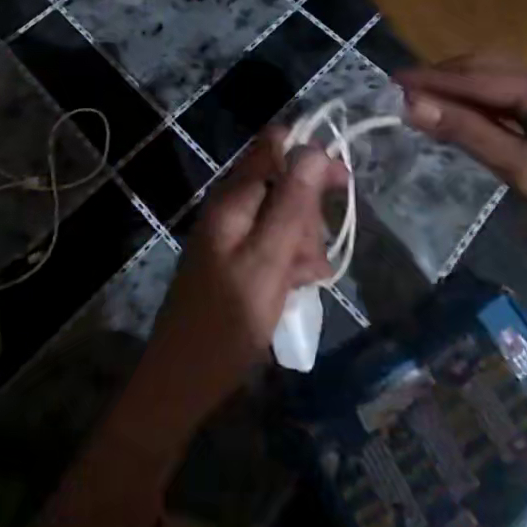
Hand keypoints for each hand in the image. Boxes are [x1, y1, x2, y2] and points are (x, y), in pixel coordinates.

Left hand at [135, 132, 346, 425]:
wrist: (184, 378)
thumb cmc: (228, 319)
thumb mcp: (268, 259)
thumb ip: (291, 203)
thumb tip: (313, 148)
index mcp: (233, 199)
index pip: (275, 147)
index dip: (311, 157)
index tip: (341, 185)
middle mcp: (231, 208)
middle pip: (284, 184)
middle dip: (308, 213)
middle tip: (312, 254)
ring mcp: (233, 235)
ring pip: (284, 217)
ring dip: (304, 242)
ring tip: (307, 279)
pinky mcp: (238, 261)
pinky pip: (275, 246)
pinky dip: (292, 261)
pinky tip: (302, 286)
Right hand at [396, 56, 526, 299]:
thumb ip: (471, 135)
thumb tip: (412, 104)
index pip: (481, 79)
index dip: (434, 80)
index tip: (390, 80)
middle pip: (489, 76)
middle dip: (444, 84)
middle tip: (397, 96)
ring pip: (496, 95)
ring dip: (458, 100)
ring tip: (415, 106)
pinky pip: (509, 115)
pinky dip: (478, 118)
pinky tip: (455, 124)